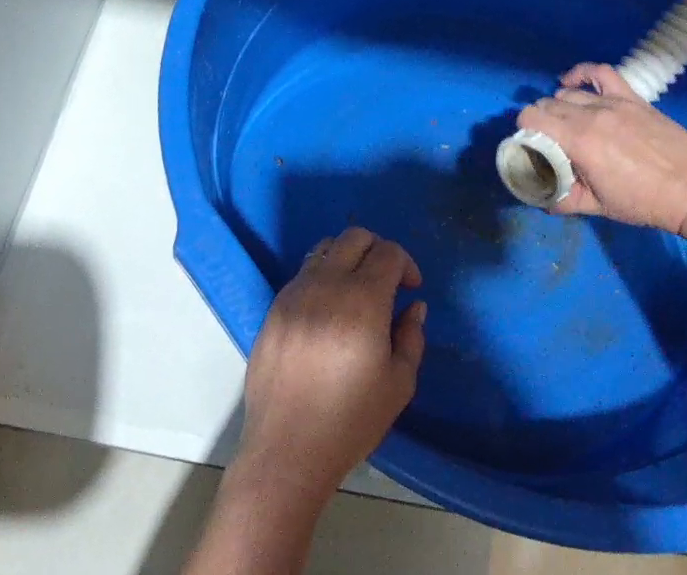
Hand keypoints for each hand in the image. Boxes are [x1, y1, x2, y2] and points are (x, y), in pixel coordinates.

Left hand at [234, 228, 427, 505]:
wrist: (287, 449)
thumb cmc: (351, 421)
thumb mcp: (399, 383)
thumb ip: (411, 336)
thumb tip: (414, 307)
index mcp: (361, 302)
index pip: (387, 252)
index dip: (406, 263)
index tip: (411, 288)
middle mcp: (325, 287)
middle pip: (354, 237)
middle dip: (377, 250)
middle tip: (388, 281)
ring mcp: (294, 295)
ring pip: (323, 249)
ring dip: (347, 258)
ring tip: (357, 292)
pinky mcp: (273, 308)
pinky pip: (302, 273)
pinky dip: (322, 276)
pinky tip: (329, 312)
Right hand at [516, 62, 686, 235]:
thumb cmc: (644, 202)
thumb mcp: (598, 207)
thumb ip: (564, 199)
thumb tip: (542, 196)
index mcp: (579, 142)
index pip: (531, 119)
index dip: (523, 131)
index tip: (530, 146)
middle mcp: (591, 115)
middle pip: (546, 104)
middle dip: (539, 121)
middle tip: (548, 143)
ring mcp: (614, 103)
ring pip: (568, 93)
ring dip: (558, 106)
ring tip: (566, 124)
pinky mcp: (633, 98)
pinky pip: (601, 73)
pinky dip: (581, 73)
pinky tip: (572, 82)